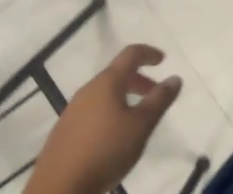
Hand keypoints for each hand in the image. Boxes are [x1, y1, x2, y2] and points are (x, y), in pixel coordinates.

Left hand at [26, 44, 182, 193]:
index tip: (163, 60)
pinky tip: (112, 137)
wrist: (57, 189)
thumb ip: (159, 100)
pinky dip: (108, 113)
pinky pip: (91, 112)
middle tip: (153, 94)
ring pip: (103, 95)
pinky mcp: (63, 132)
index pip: (130, 54)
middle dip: (138, 80)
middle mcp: (87, 91)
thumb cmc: (105, 151)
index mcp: (106, 83)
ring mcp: (71, 111)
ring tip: (135, 120)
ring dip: (122, 98)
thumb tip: (175, 78)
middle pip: (116, 74)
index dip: (148, 53)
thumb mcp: (141, 126)